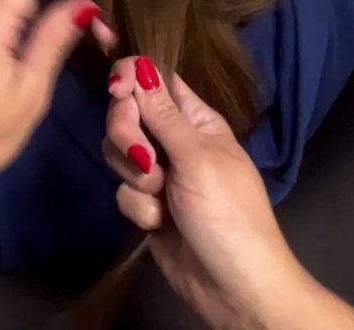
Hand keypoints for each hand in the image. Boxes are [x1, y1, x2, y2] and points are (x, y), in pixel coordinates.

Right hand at [104, 56, 289, 328]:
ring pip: (119, 151)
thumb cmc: (228, 215)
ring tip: (160, 197)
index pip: (155, 79)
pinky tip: (161, 224)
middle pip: (127, 113)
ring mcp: (159, 174)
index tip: (116, 90)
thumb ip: (162, 112)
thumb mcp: (197, 158)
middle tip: (147, 160)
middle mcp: (174, 140)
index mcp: (196, 120)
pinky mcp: (147, 205)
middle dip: (127, 134)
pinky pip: (123, 190)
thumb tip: (138, 62)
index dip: (131, 77)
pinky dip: (139, 208)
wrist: (236, 291)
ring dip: (135, 175)